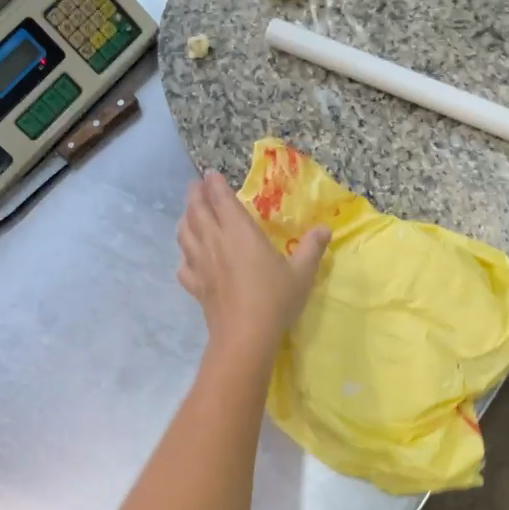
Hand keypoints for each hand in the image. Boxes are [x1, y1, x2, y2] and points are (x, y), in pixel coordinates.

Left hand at [177, 172, 330, 353]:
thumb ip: (312, 248)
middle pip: (196, 211)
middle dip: (194, 195)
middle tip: (195, 187)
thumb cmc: (275, 299)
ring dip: (185, 220)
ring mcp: (201, 264)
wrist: (245, 335)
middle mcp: (215, 241)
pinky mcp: (195, 286)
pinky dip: (184, 256)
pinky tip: (188, 258)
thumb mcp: (302, 272)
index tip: (211, 174)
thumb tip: (325, 229)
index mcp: (239, 231)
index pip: (220, 199)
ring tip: (188, 215)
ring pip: (184, 234)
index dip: (214, 184)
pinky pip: (183, 266)